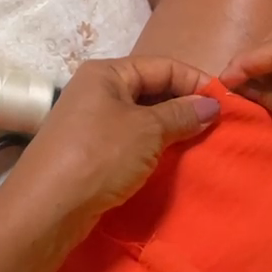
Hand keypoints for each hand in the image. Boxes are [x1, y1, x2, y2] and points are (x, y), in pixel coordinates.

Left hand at [5, 57, 219, 231]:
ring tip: (200, 141)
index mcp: (106, 73)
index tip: (225, 102)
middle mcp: (95, 90)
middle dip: (183, 104)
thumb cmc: (99, 155)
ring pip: (140, 116)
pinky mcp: (88, 150)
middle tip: (217, 124)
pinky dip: (151, 145)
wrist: (47, 206)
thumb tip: (211, 105)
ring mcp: (89, 121)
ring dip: (169, 126)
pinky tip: (170, 158)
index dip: (194, 81)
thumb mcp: (147, 130)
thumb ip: (181, 114)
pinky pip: (129, 138)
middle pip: (150, 88)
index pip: (161, 66)